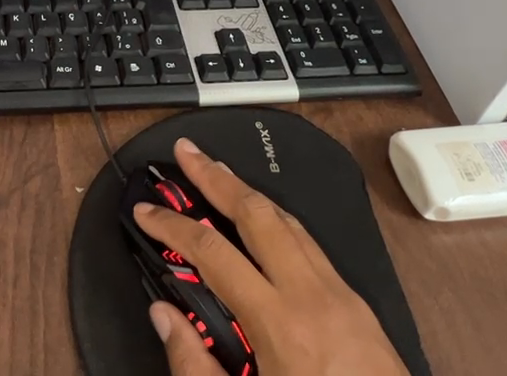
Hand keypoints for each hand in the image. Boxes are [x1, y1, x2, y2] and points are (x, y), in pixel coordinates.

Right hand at [135, 138, 407, 375]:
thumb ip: (194, 366)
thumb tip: (163, 315)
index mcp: (280, 325)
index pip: (212, 252)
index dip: (171, 225)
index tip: (146, 212)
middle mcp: (313, 297)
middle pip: (257, 213)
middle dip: (216, 177)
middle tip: (186, 152)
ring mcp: (342, 296)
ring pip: (289, 220)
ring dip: (249, 191)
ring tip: (219, 171)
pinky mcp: (360, 307)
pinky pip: (311, 244)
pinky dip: (279, 218)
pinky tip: (267, 218)